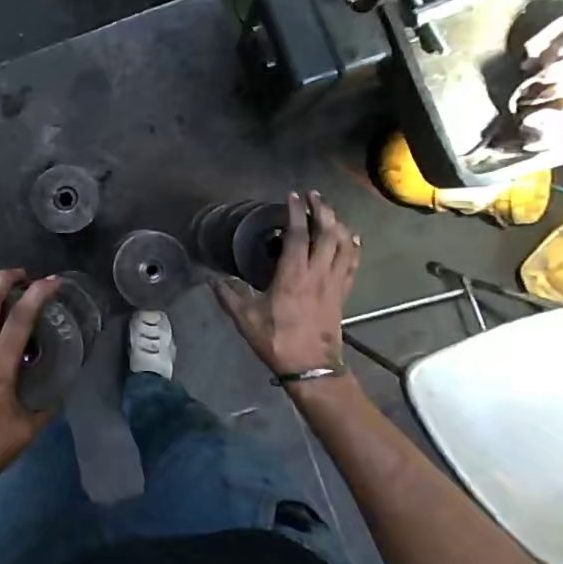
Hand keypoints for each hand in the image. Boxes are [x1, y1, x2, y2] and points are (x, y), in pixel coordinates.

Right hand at [212, 191, 359, 374]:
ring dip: (338, 223)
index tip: (293, 195)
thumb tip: (211, 278)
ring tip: (329, 211)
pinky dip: (352, 246)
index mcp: (293, 275)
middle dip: (322, 209)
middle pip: (327, 233)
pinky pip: (351, 264)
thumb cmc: (277, 341)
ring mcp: (333, 283)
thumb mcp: (246, 319)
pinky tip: (350, 238)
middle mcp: (317, 273)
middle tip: (314, 195)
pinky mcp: (342, 294)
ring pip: (343, 245)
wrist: (311, 368)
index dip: (296, 212)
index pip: (298, 235)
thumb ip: (228, 295)